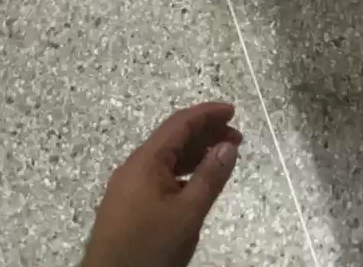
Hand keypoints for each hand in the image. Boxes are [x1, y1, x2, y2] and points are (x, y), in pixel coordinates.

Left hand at [79, 102, 243, 266]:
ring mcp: (127, 188)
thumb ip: (210, 177)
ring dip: (195, 154)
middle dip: (206, 134)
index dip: (208, 113)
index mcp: (145, 161)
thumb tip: (228, 145)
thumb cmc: (149, 250)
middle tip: (236, 139)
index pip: (180, 123)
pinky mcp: (126, 207)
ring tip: (222, 159)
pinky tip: (196, 184)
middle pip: (173, 138)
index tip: (233, 112)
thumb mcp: (187, 214)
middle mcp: (133, 167)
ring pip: (166, 158)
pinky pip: (158, 176)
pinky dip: (182, 172)